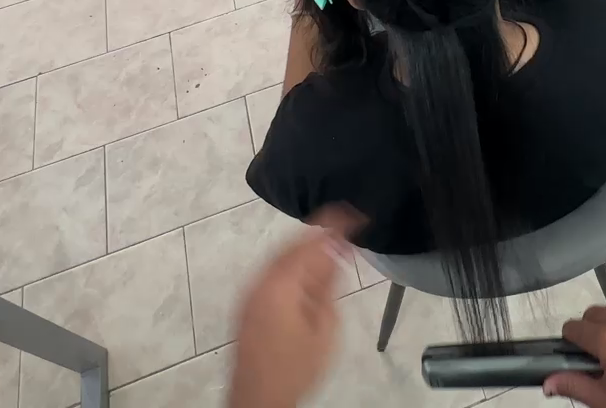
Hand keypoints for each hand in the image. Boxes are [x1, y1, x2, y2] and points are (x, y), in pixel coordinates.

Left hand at [227, 208, 360, 407]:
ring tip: (331, 250)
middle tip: (346, 232)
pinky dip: (292, 262)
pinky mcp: (247, 302)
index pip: (314, 241)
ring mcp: (251, 290)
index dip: (338, 224)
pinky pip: (272, 268)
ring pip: (282, 254)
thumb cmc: (297, 367)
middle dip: (321, 234)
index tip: (357, 217)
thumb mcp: (325, 328)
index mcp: (283, 281)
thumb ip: (329, 284)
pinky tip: (306, 271)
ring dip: (306, 247)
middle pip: (295, 243)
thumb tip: (337, 254)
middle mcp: (262, 277)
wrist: (257, 400)